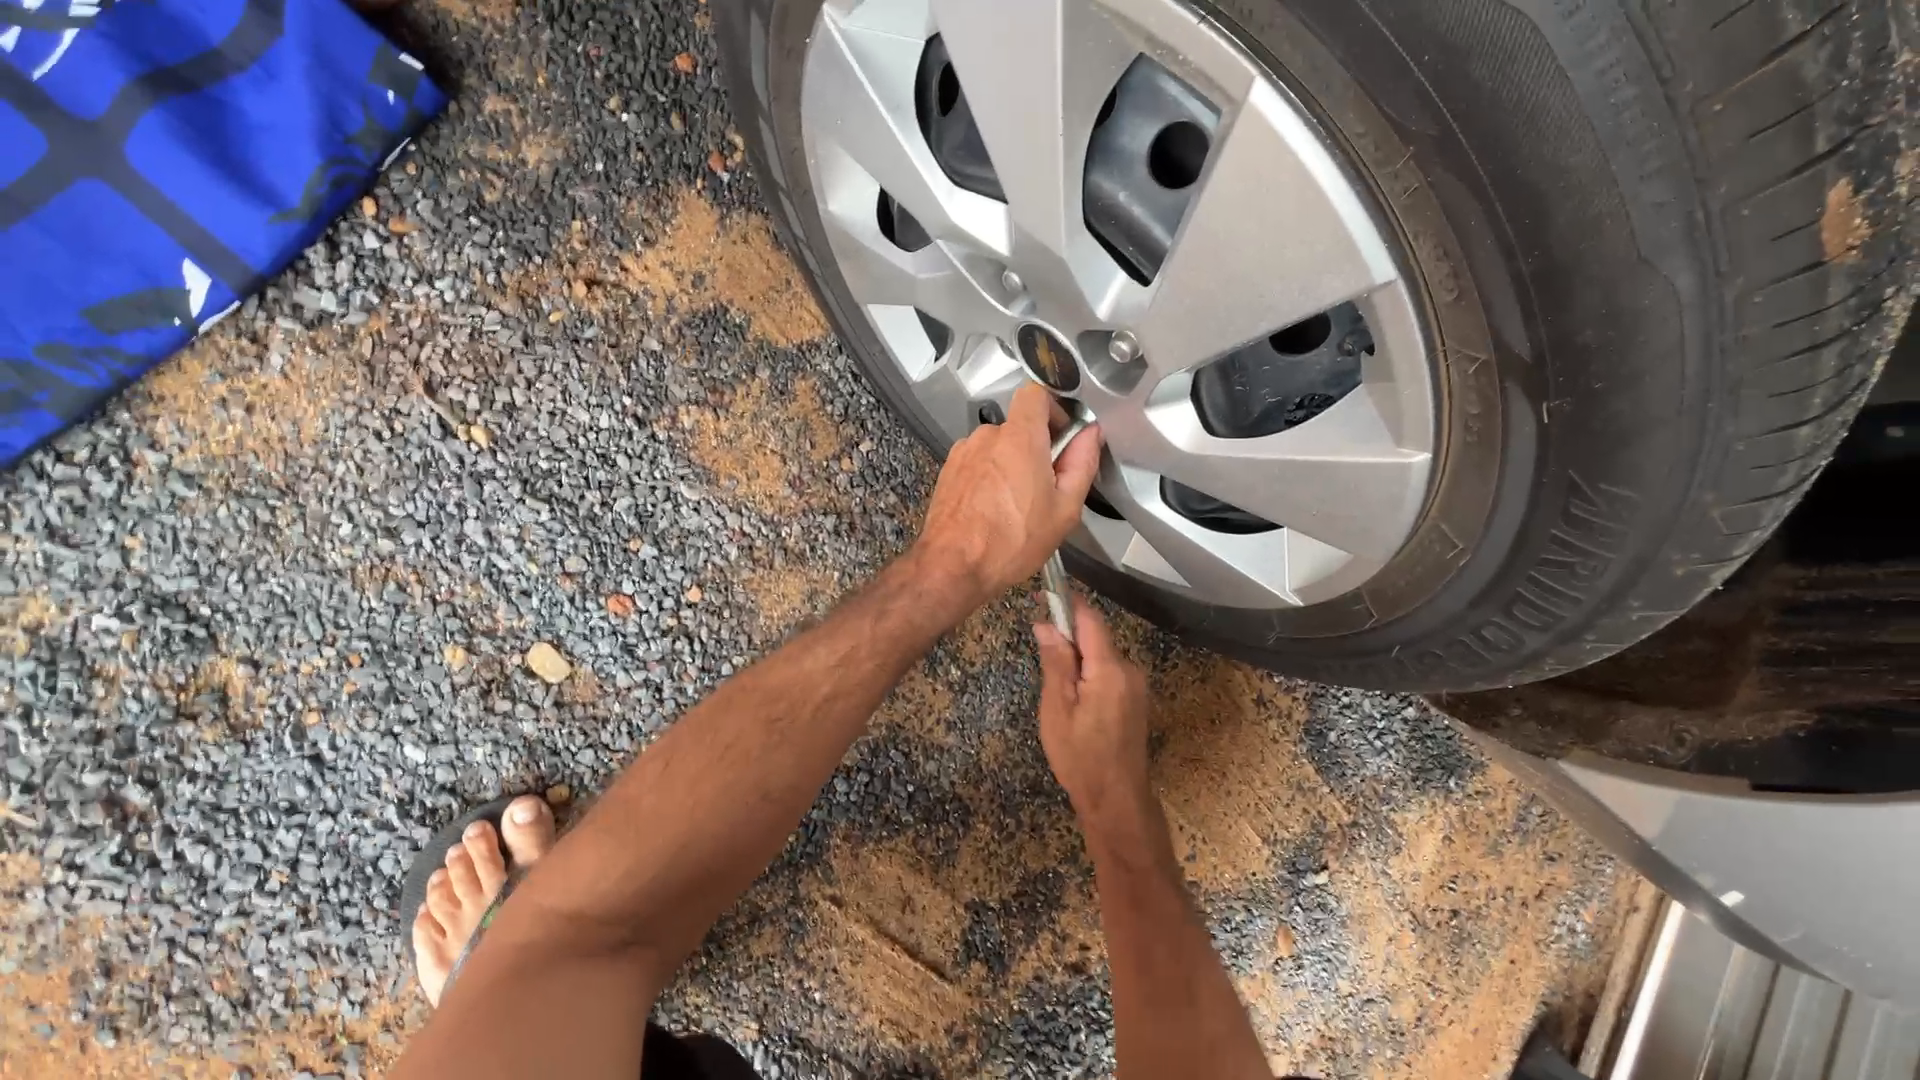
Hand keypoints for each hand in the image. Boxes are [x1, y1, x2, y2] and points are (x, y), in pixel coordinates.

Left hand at [913, 384, 1101, 603]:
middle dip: (1036, 447)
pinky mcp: (950, 471)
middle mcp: (987, 437)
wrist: (954, 567)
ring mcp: (964, 453)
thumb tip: (1091, 436)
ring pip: (998, 447)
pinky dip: (990, 478)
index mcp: (1020, 438)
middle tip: (1047, 485)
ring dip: (1011, 465)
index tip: (1063, 435)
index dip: (1054, 408)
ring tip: (1019, 505)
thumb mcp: (1064, 509)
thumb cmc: (1009, 543)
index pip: (1036, 392)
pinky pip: (979, 463)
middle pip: (1019, 425)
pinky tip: (996, 510)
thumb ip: (1082, 463)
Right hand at [1034, 597, 1152, 825]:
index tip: (1042, 596)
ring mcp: (1136, 687)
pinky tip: (1072, 701)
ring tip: (1053, 687)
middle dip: (1068, 637)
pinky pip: (1109, 674)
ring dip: (1077, 659)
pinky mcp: (1135, 701)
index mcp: (1111, 669)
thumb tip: (1045, 623)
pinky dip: (1088, 675)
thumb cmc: (1080, 756)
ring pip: (1101, 657)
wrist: (1116, 800)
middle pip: (1096, 637)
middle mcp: (1130, 670)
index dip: (1067, 604)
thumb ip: (1055, 662)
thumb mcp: (1057, 708)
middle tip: (1039, 654)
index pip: (1090, 619)